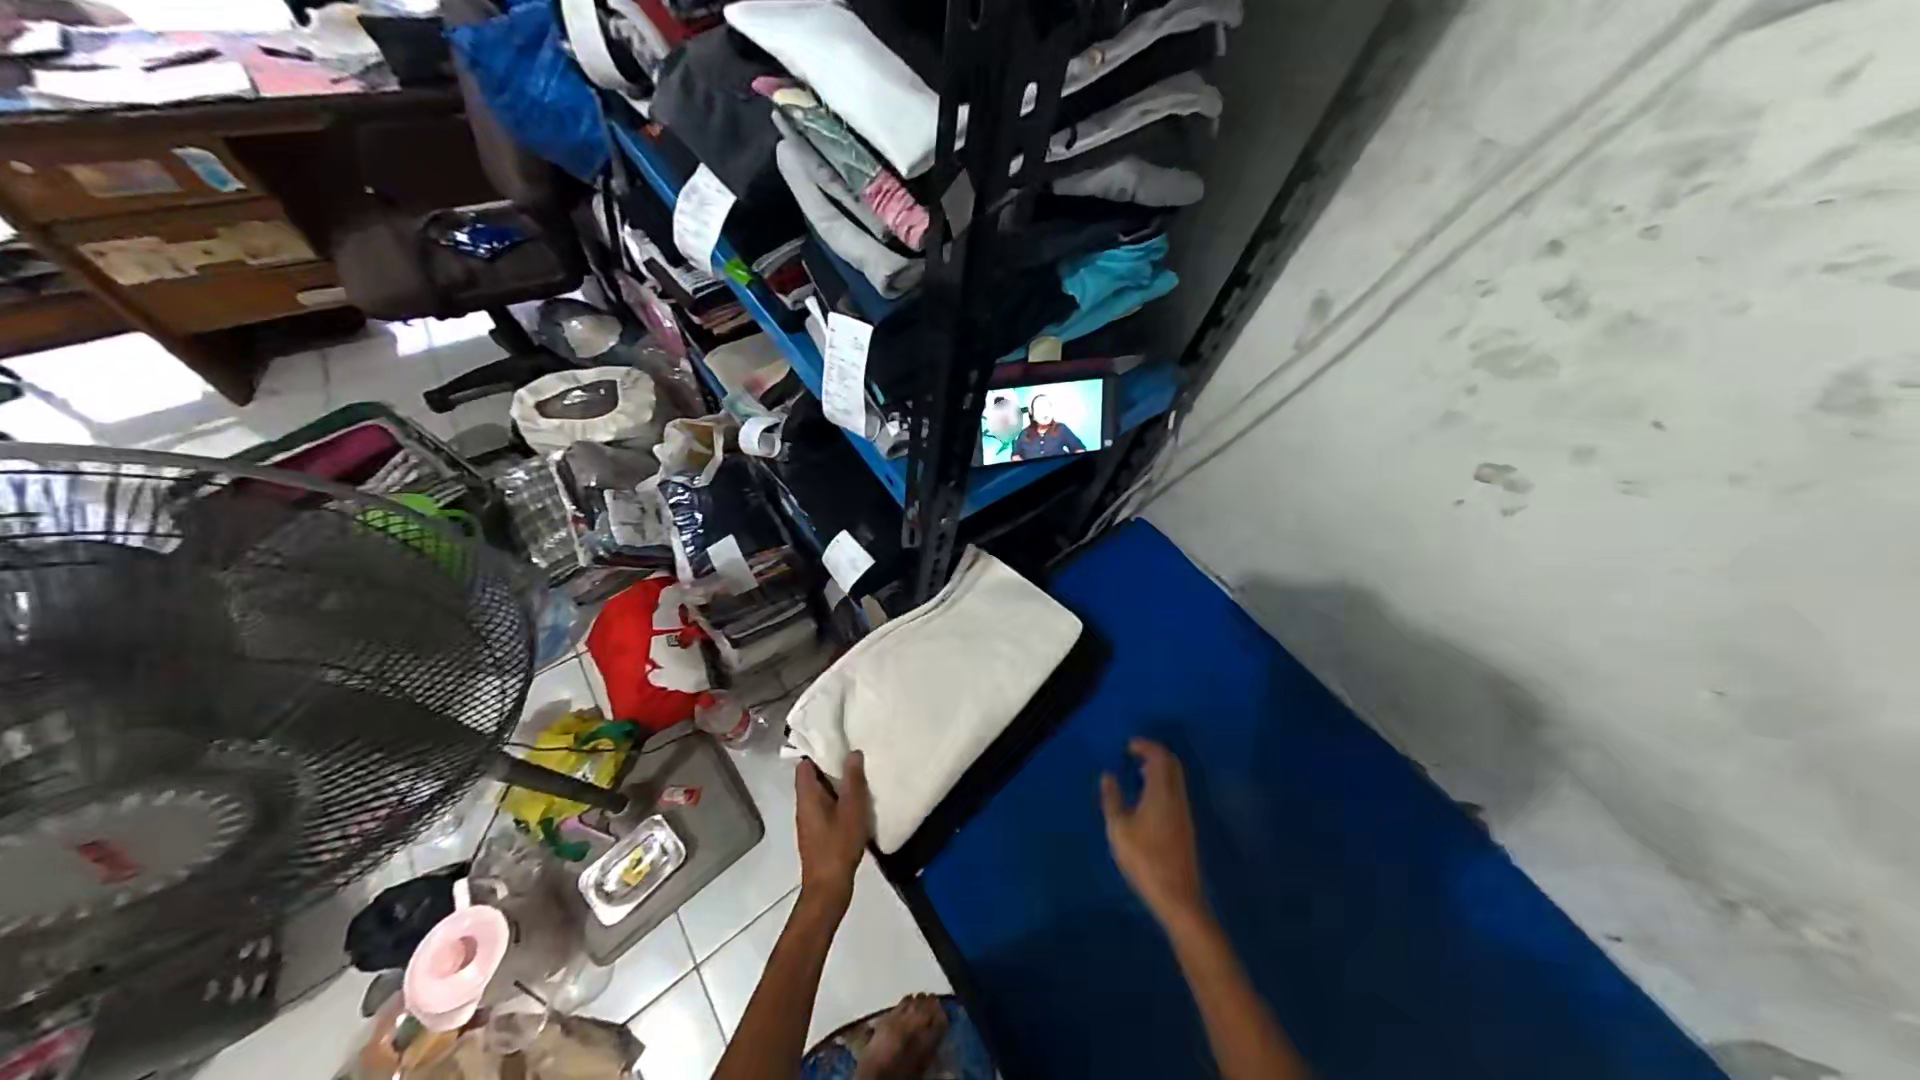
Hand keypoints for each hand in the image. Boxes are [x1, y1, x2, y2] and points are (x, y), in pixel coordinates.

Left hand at [796, 751, 870, 910]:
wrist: (828, 888)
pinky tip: (856, 803)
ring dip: (836, 784)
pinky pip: (825, 808)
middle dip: (830, 766)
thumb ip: (853, 779)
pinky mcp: (817, 834)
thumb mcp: (852, 808)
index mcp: (807, 796)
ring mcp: (809, 822)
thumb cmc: (839, 844)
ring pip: (820, 794)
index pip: (804, 764)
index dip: (818, 750)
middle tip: (854, 756)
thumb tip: (852, 752)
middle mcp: (803, 806)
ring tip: (858, 775)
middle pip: (812, 778)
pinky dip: (837, 800)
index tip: (838, 741)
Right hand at [1101, 738, 1207, 925]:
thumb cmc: (1144, 860)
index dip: (1146, 746)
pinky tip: (1148, 798)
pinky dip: (1162, 784)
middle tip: (1134, 754)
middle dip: (1155, 754)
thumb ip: (1112, 799)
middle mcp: (1177, 798)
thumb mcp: (1118, 829)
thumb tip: (1108, 776)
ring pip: (1176, 779)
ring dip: (1159, 769)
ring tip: (1137, 772)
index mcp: (1161, 793)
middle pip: (1172, 765)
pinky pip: (1175, 792)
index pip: (1160, 757)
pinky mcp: (1186, 827)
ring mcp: (1184, 813)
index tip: (1129, 745)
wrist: (1178, 897)